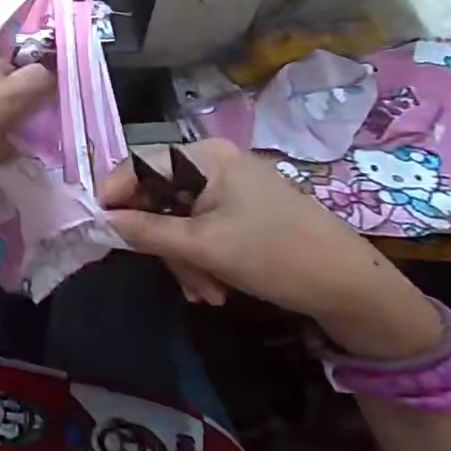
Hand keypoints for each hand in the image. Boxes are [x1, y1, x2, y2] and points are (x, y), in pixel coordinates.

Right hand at [106, 140, 444, 359]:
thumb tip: (101, 222)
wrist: (352, 287)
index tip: (99, 228)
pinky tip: (215, 288)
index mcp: (205, 156)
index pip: (140, 164)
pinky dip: (201, 258)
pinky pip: (200, 227)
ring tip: (206, 293)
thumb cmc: (275, 255)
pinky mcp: (241, 209)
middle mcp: (214, 162)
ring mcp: (229, 186)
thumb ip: (147, 232)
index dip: (114, 194)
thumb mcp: (204, 247)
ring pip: (178, 218)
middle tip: (176, 278)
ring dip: (184, 259)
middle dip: (162, 242)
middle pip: (159, 196)